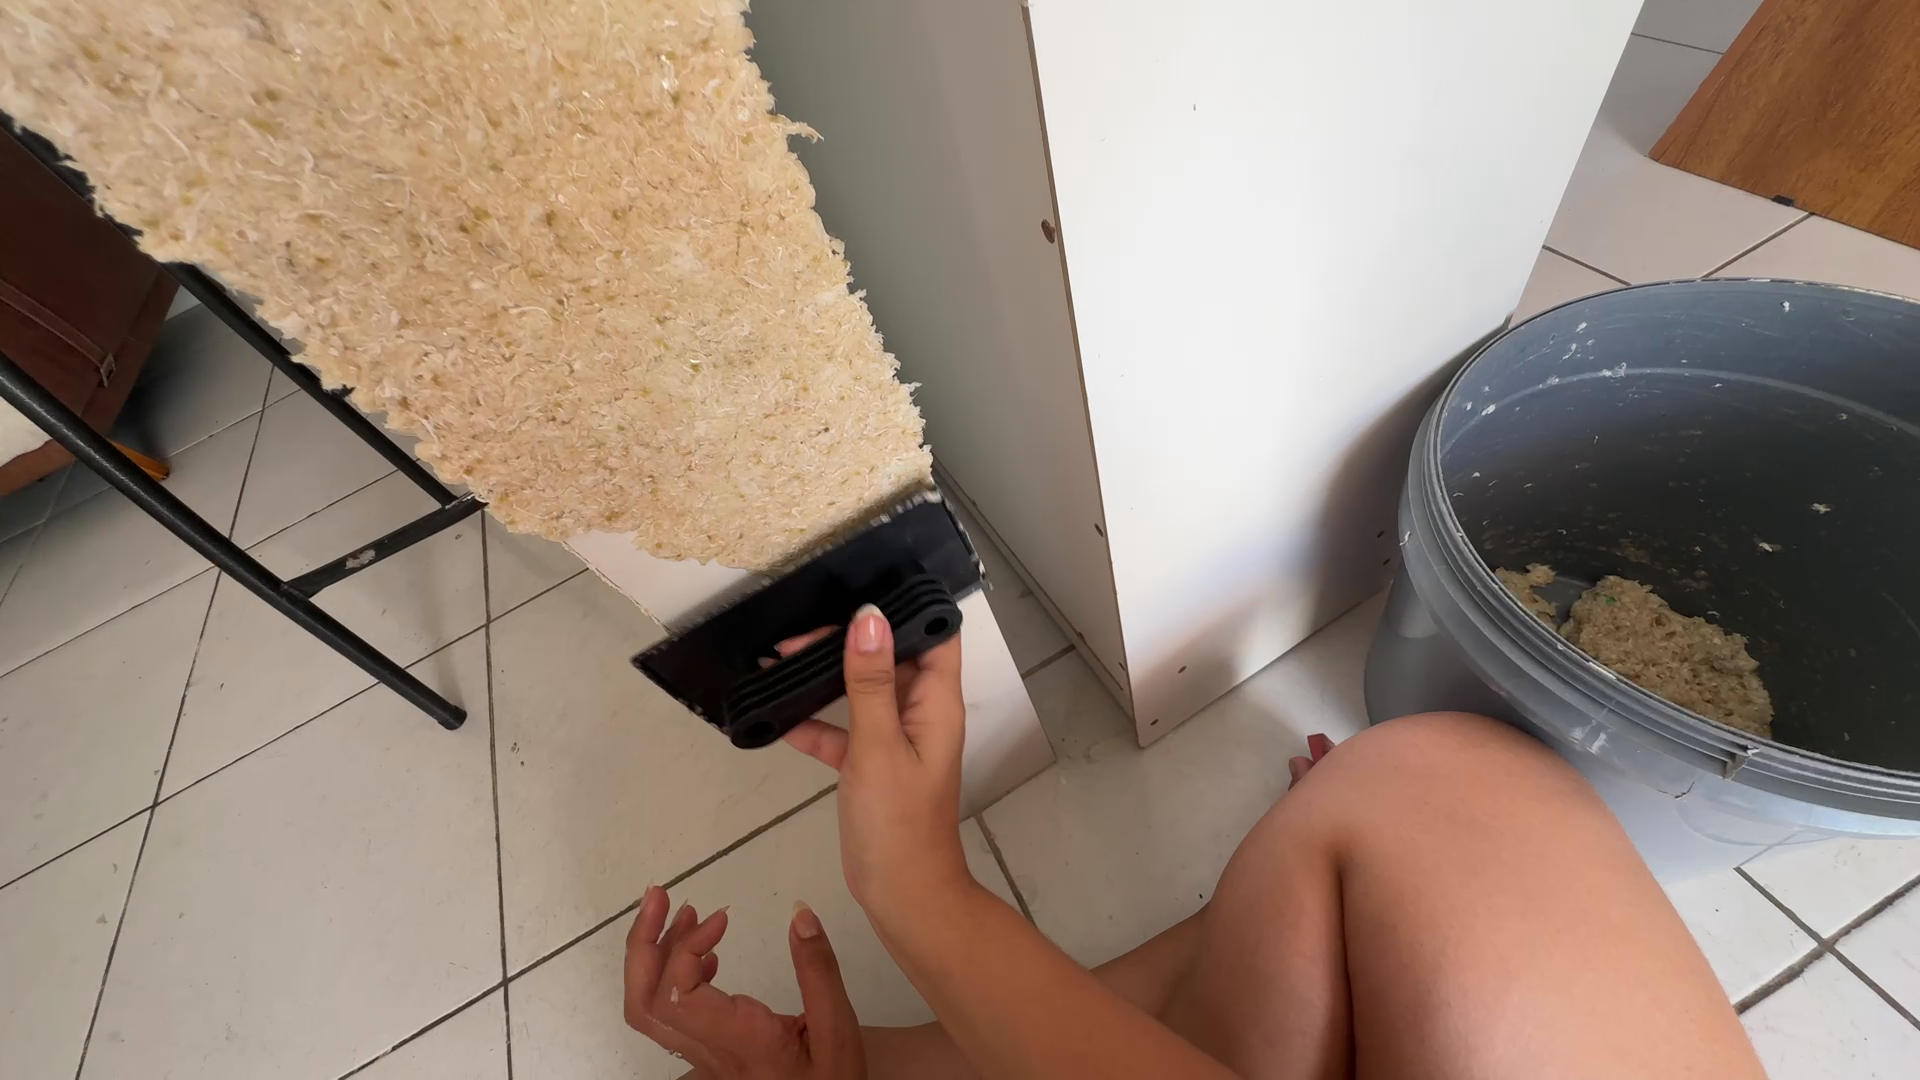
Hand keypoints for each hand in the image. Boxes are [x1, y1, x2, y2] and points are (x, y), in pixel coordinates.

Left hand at [624, 886, 864, 1077]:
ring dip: (654, 955)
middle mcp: (707, 1051)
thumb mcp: (838, 1026)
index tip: (722, 917)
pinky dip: (672, 972)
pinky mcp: (708, 1052)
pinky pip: (670, 1013)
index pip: (676, 997)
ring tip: (684, 912)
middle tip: (659, 896)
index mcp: (737, 1040)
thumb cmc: (832, 1078)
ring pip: (650, 1010)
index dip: (684, 948)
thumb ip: (819, 969)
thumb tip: (799, 912)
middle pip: (643, 1005)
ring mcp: (702, 1055)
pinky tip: (708, 951)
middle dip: (641, 944)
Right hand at [779, 604, 973, 917]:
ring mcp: (895, 737)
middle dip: (848, 641)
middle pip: (889, 658)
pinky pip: (843, 730)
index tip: (866, 588)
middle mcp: (920, 712)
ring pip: (862, 691)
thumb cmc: (898, 821)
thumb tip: (869, 616)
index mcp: (936, 701)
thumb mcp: (878, 745)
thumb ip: (871, 681)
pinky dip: (816, 723)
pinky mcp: (871, 762)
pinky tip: (778, 718)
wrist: (900, 897)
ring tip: (780, 659)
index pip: (936, 636)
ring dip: (825, 678)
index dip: (910, 608)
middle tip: (798, 634)